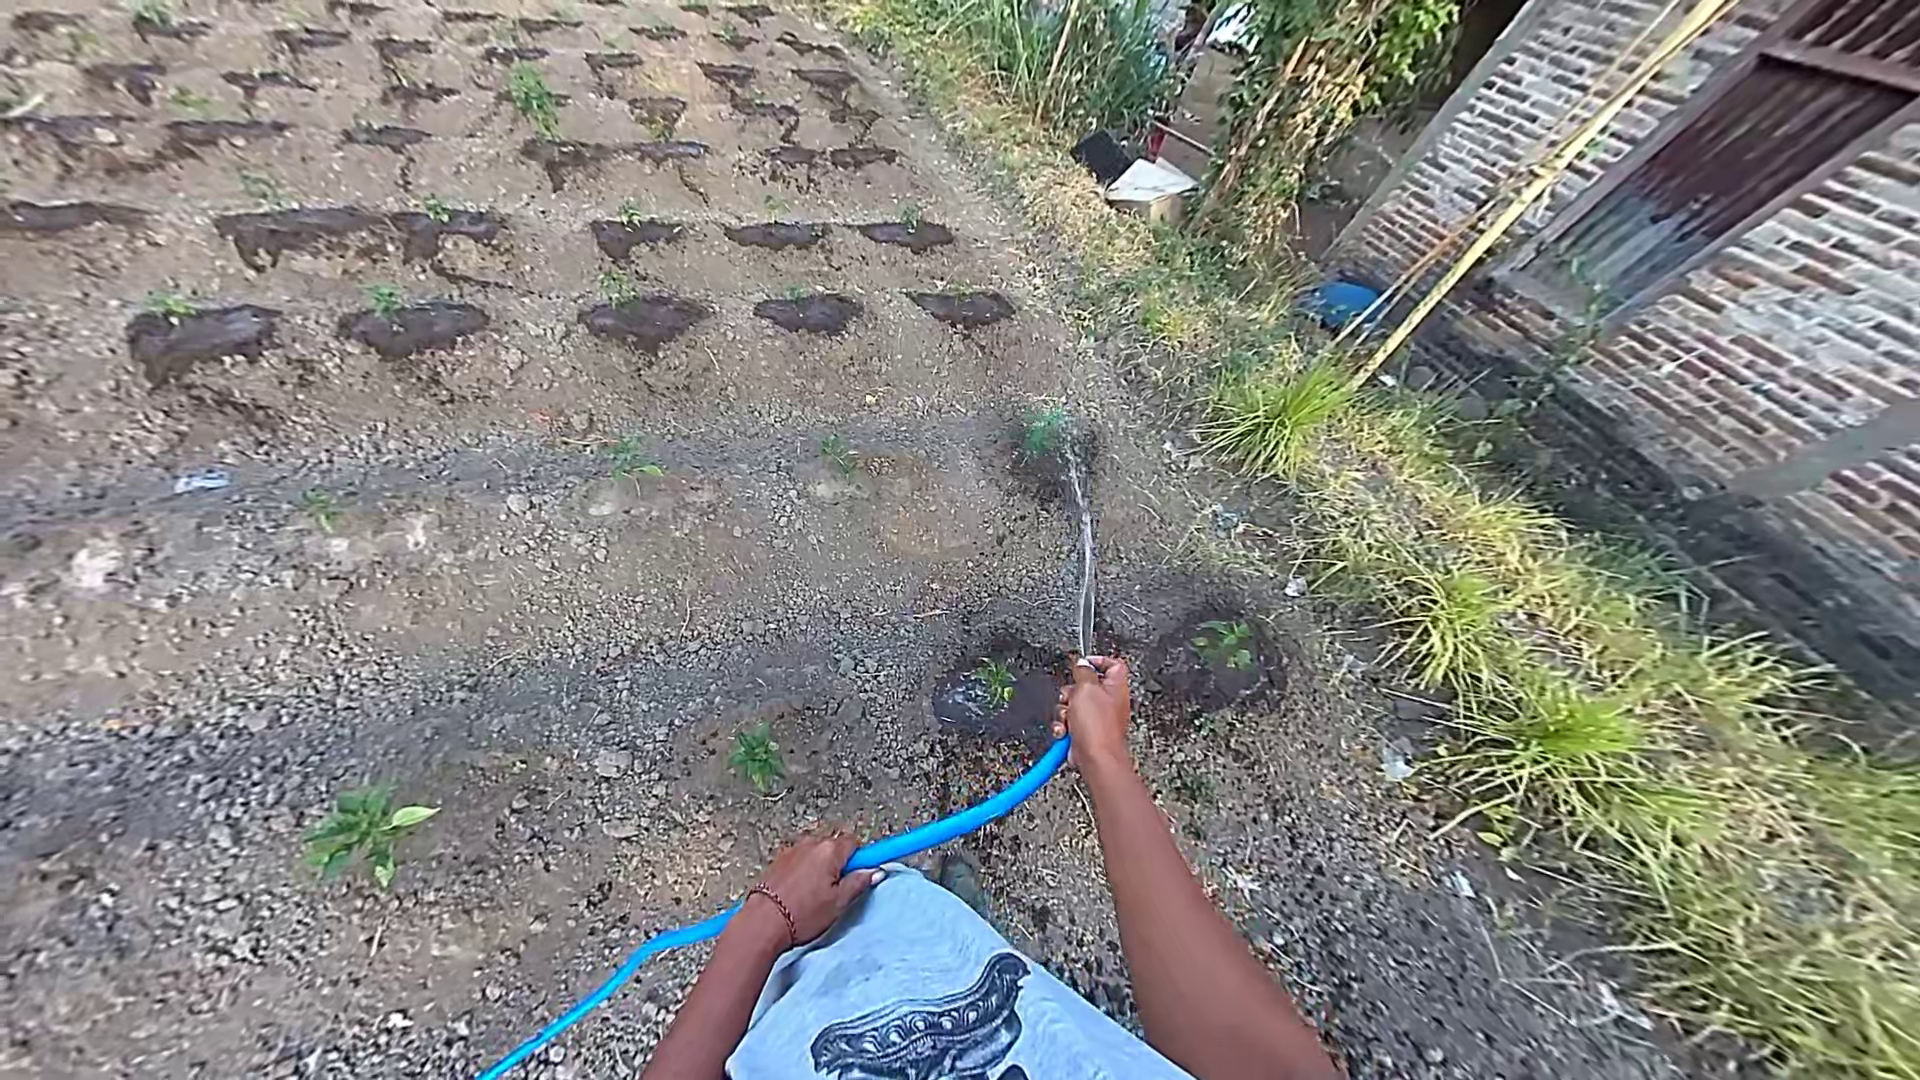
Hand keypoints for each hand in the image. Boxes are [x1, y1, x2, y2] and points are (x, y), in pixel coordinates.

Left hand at [741, 828, 881, 949]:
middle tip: (835, 888)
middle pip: (834, 845)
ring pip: (816, 852)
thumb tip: (875, 871)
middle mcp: (812, 843)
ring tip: (814, 893)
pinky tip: (799, 891)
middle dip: (838, 863)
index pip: (854, 842)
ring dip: (819, 865)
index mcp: (830, 850)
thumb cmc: (800, 915)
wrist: (762, 923)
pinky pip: (800, 858)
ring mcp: (793, 850)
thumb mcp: (838, 903)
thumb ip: (858, 883)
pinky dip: (803, 869)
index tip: (859, 872)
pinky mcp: (779, 859)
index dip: (857, 859)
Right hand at [1053, 655, 1131, 773]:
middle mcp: (1108, 701)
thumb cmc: (1098, 727)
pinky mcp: (1085, 731)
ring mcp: (1096, 717)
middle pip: (1084, 685)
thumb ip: (1083, 671)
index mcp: (1115, 687)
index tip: (1083, 663)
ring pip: (1072, 704)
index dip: (1097, 661)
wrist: (1095, 759)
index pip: (1112, 665)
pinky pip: (1067, 722)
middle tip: (1071, 697)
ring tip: (1069, 719)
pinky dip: (1063, 726)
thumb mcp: (1087, 688)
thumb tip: (1082, 663)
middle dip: (1071, 691)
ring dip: (1064, 711)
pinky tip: (1065, 731)